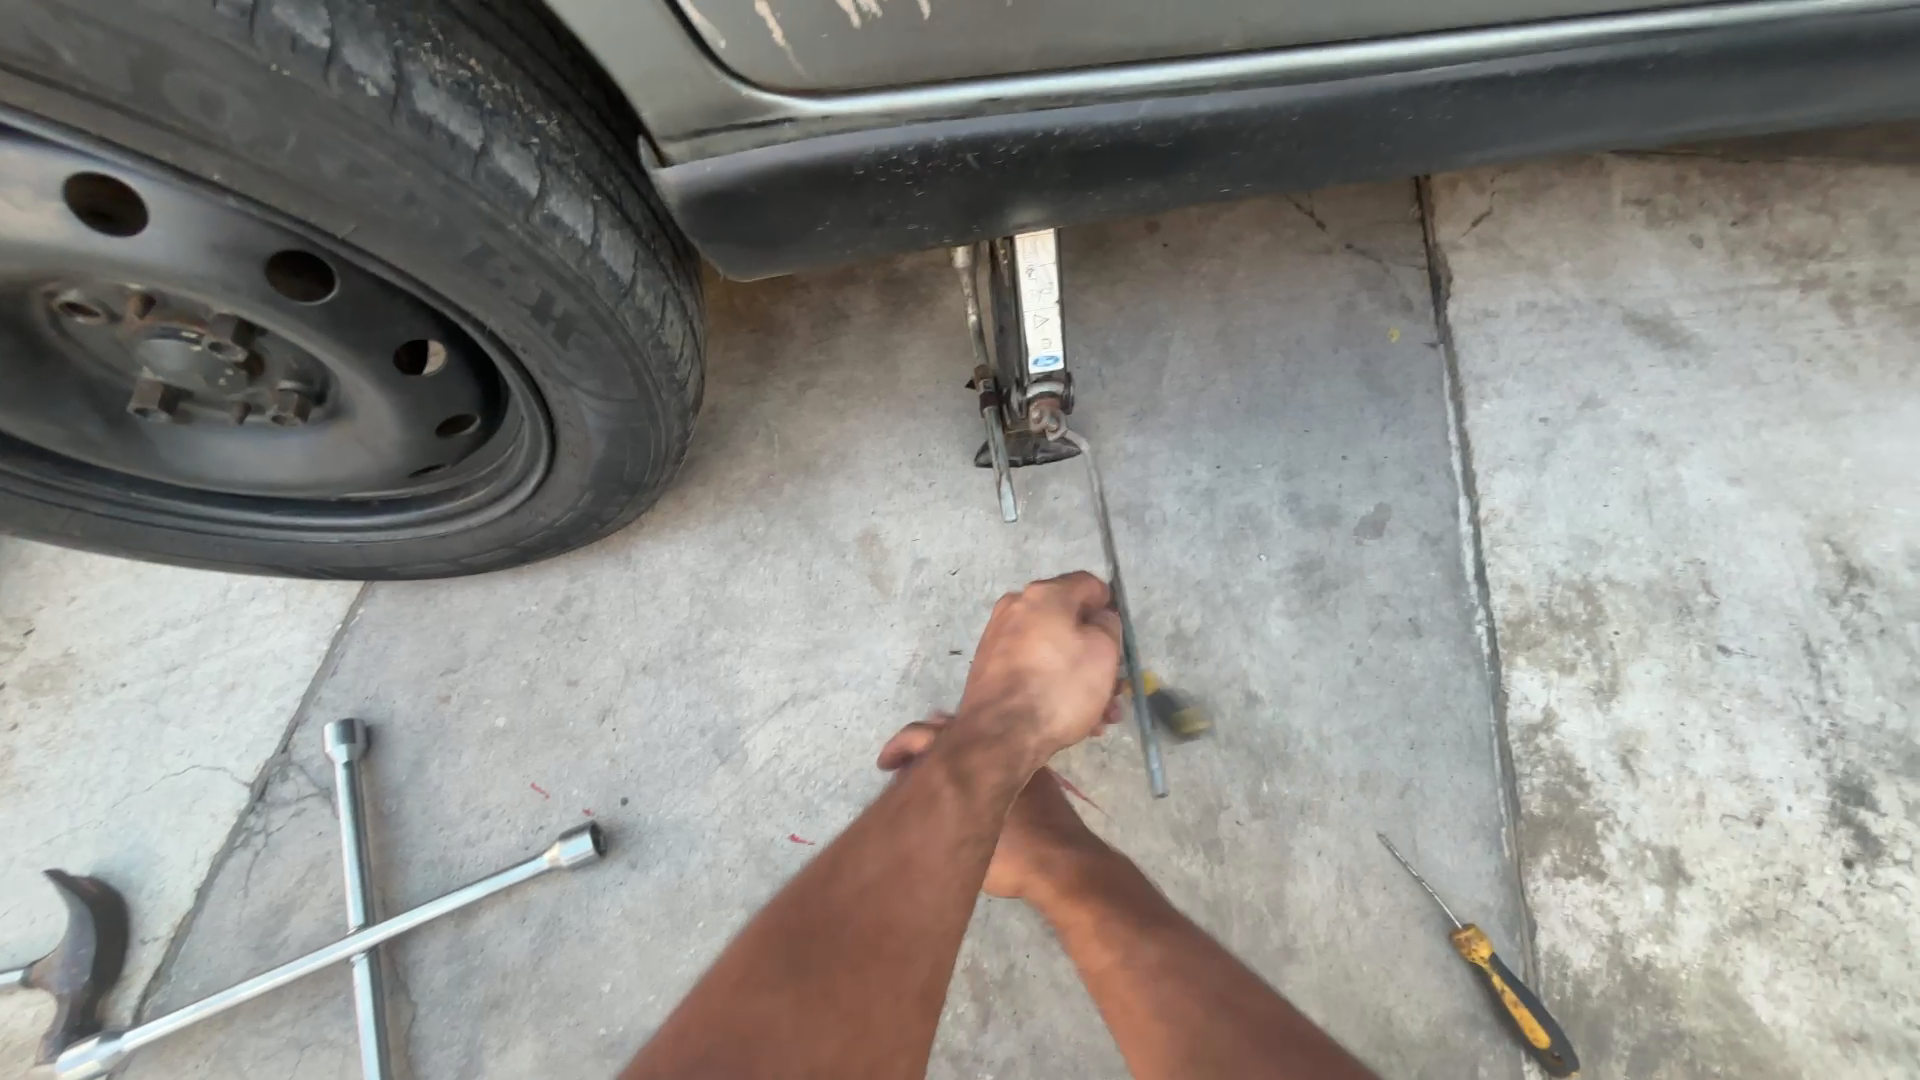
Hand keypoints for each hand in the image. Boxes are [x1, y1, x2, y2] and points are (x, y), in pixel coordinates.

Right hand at [880, 715, 1111, 900]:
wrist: (1067, 864)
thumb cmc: (1014, 853)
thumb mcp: (963, 838)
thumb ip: (935, 813)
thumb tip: (911, 797)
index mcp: (979, 756)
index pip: (928, 734)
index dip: (902, 745)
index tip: (885, 765)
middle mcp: (1000, 747)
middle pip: (955, 730)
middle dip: (926, 742)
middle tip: (905, 763)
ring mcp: (1022, 759)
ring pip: (979, 742)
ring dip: (953, 751)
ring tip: (931, 773)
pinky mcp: (1038, 775)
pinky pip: (999, 756)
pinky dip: (978, 762)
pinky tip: (969, 786)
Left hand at [954, 571, 1123, 767]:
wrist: (999, 735)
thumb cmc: (1058, 687)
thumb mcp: (1103, 652)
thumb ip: (1108, 626)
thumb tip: (1099, 618)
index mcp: (1044, 594)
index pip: (1088, 584)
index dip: (1110, 607)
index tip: (1121, 636)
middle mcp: (1016, 607)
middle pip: (1069, 622)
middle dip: (1098, 653)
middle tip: (1116, 685)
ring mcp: (999, 637)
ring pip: (1054, 651)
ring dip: (1081, 677)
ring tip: (1102, 715)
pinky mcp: (990, 668)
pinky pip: (1034, 668)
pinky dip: (1055, 686)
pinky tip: (1076, 720)